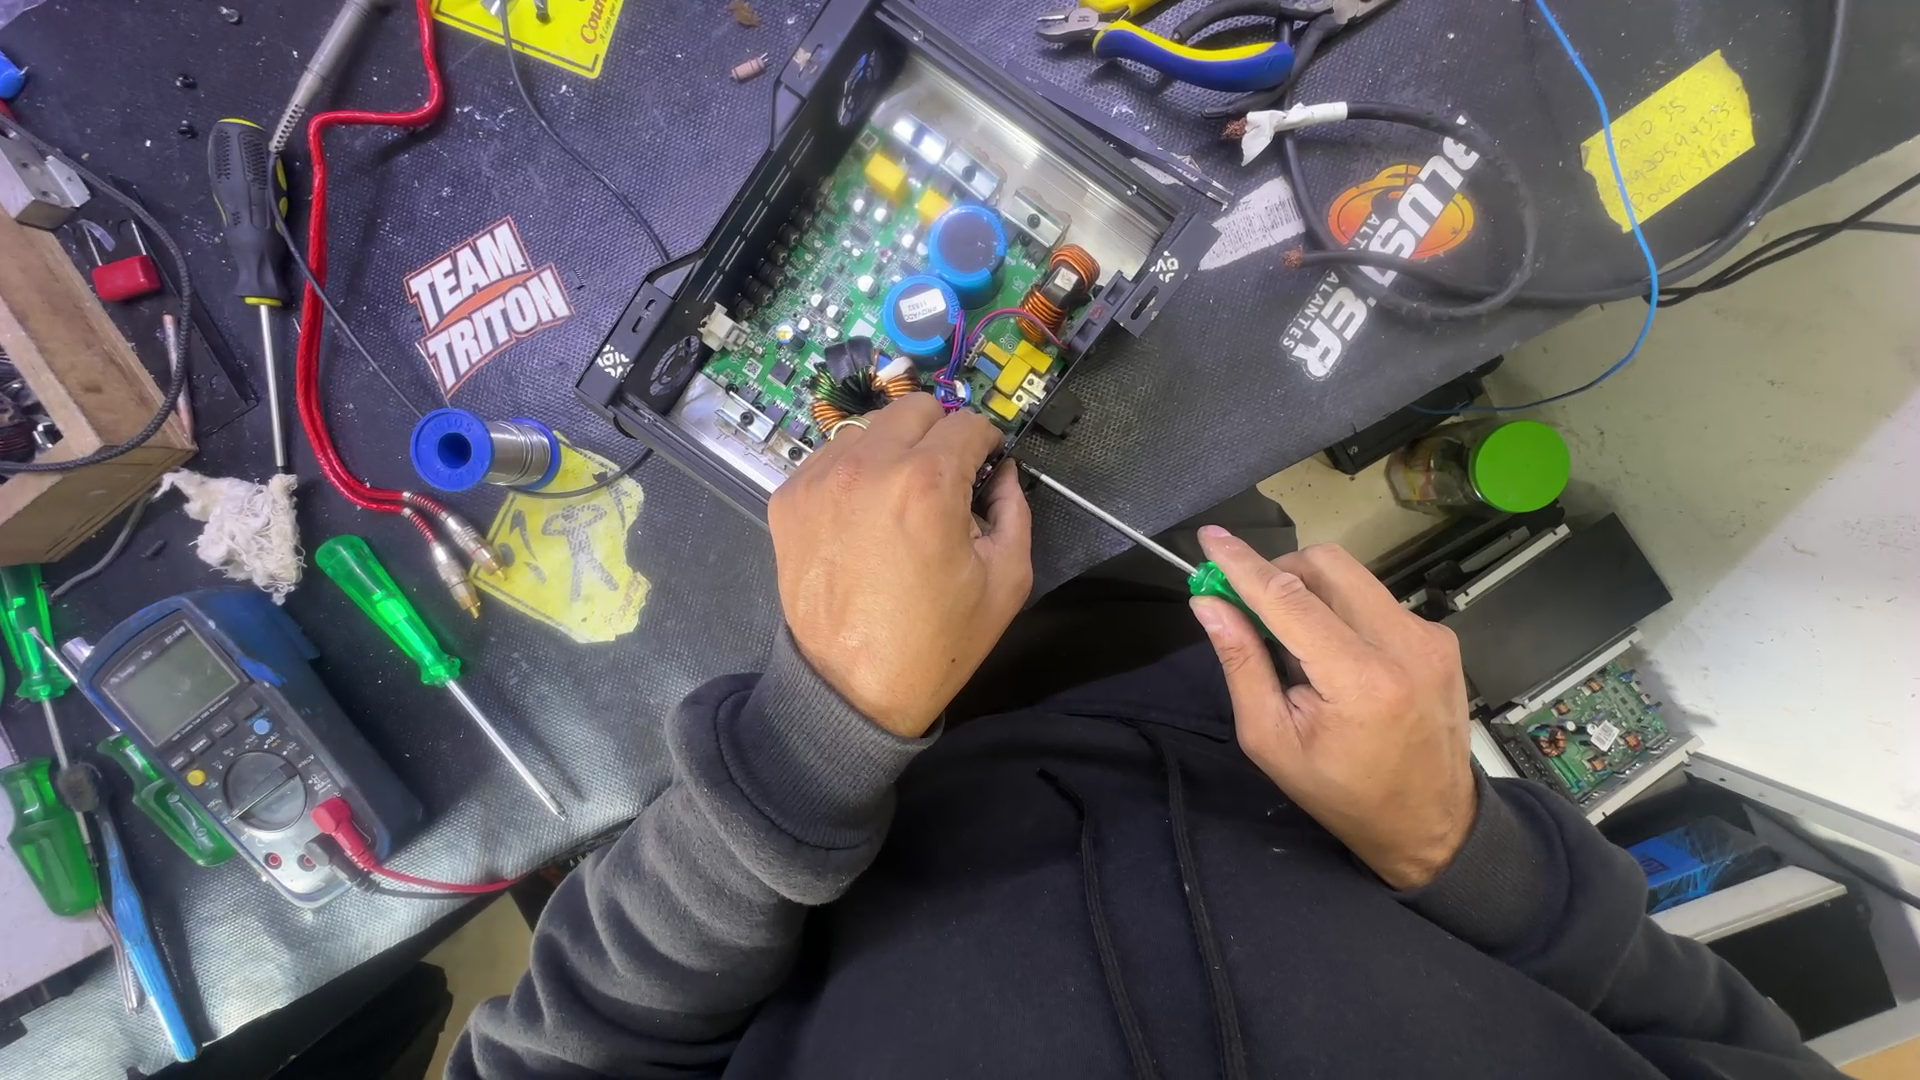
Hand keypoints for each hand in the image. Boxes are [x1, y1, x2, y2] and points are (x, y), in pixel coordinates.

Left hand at [768, 395, 1031, 737]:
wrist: (853, 690)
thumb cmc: (937, 641)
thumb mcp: (1007, 579)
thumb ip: (1015, 507)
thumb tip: (1002, 473)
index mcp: (927, 482)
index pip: (968, 423)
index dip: (987, 442)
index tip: (986, 464)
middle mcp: (868, 465)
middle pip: (915, 407)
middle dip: (940, 433)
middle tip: (945, 477)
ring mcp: (819, 478)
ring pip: (869, 426)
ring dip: (894, 449)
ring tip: (900, 499)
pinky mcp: (788, 498)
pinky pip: (831, 457)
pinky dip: (855, 471)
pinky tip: (863, 515)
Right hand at [1190, 530, 1475, 888]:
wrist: (1432, 824)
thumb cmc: (1339, 790)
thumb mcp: (1269, 737)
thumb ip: (1240, 662)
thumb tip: (1208, 603)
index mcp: (1359, 678)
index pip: (1288, 597)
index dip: (1242, 563)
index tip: (1209, 538)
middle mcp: (1403, 643)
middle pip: (1325, 564)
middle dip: (1276, 571)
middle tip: (1249, 606)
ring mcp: (1428, 636)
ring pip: (1349, 575)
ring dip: (1307, 589)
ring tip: (1293, 640)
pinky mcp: (1438, 637)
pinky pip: (1372, 597)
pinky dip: (1337, 608)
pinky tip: (1332, 652)